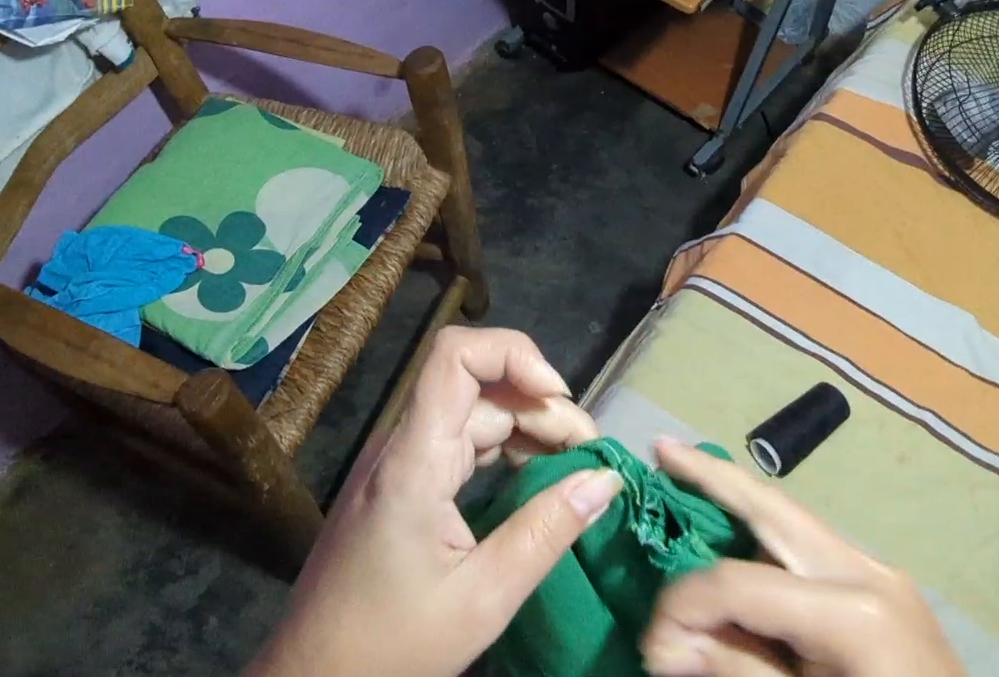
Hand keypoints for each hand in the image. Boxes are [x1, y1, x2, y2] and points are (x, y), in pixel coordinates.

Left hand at [246, 326, 619, 676]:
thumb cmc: (392, 644)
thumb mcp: (482, 598)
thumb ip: (547, 532)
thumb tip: (606, 480)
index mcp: (414, 458)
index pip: (455, 356)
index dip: (513, 354)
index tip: (560, 397)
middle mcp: (406, 443)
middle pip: (480, 386)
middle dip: (543, 406)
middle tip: (591, 455)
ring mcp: (404, 459)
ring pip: (476, 412)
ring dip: (531, 428)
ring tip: (576, 466)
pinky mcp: (406, 480)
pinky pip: (464, 442)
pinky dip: (508, 449)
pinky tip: (539, 477)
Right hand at [642, 438, 962, 676]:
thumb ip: (738, 668)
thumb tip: (667, 643)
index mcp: (853, 612)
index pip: (738, 583)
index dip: (683, 606)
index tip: (652, 647)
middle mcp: (868, 573)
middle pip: (773, 508)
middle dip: (713, 476)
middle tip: (662, 447)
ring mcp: (882, 577)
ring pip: (793, 520)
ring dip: (738, 499)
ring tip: (688, 471)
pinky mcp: (885, 591)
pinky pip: (811, 551)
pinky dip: (767, 536)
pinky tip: (737, 527)